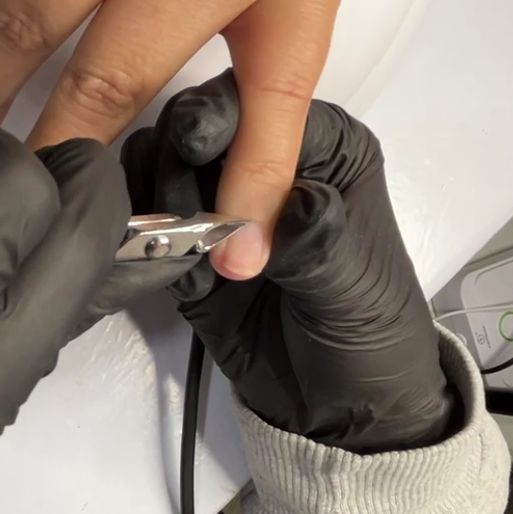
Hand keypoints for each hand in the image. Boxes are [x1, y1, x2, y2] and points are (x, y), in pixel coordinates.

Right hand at [123, 71, 456, 451]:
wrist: (333, 410)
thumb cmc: (369, 339)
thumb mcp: (356, 288)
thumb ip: (318, 241)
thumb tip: (285, 204)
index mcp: (320, 150)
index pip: (260, 104)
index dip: (222, 115)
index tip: (195, 145)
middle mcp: (259, 166)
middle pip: (192, 127)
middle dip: (177, 162)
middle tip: (182, 216)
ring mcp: (215, 207)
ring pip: (157, 169)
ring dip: (156, 202)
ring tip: (181, 249)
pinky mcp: (182, 251)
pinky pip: (143, 225)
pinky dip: (143, 242)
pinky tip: (174, 277)